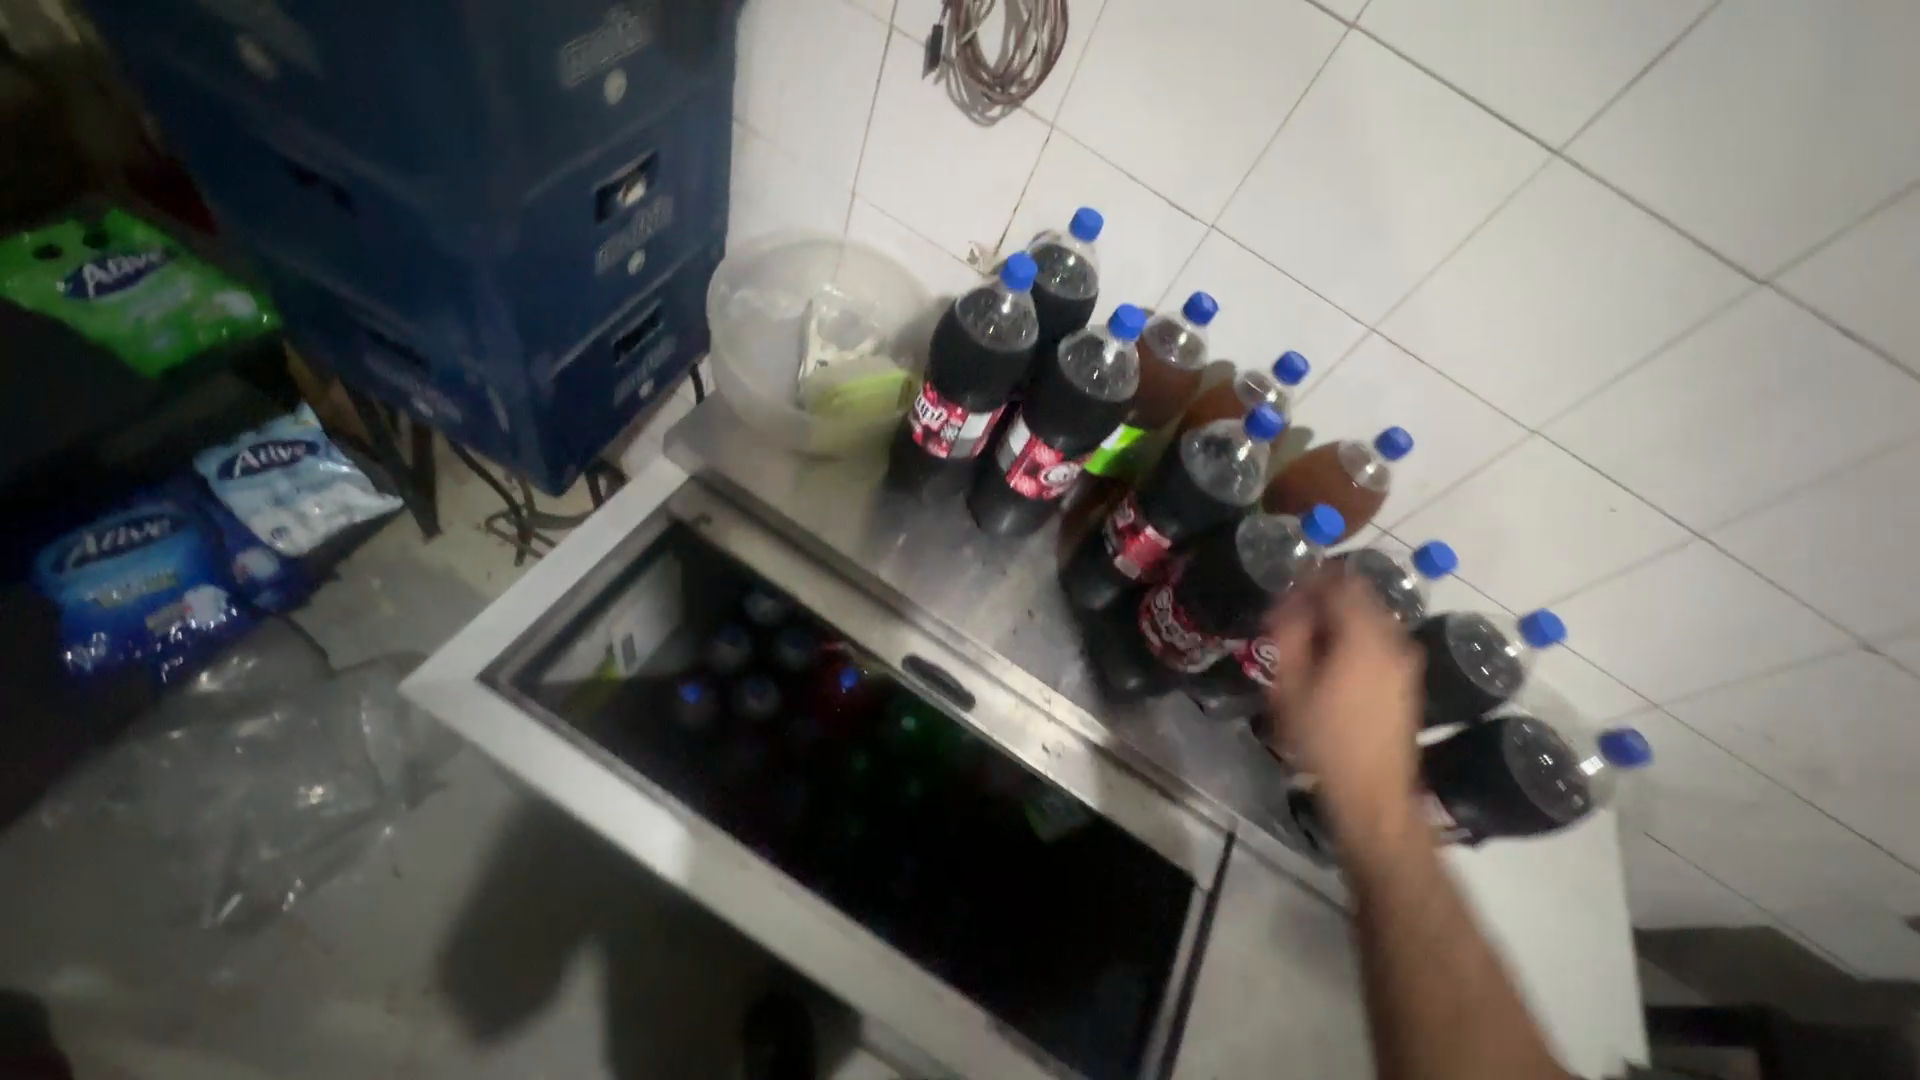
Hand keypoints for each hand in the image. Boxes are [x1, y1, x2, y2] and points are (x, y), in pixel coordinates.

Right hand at [1262, 574, 1424, 851]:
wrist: (1372, 791)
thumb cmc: (1322, 739)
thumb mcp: (1289, 686)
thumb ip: (1287, 635)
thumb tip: (1287, 602)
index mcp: (1361, 636)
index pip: (1339, 583)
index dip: (1311, 576)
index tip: (1288, 580)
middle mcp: (1392, 641)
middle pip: (1360, 597)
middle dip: (1327, 594)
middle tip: (1294, 606)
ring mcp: (1405, 662)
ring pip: (1372, 619)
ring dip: (1342, 616)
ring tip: (1311, 633)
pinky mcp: (1408, 680)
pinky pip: (1381, 641)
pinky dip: (1357, 636)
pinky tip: (1335, 658)